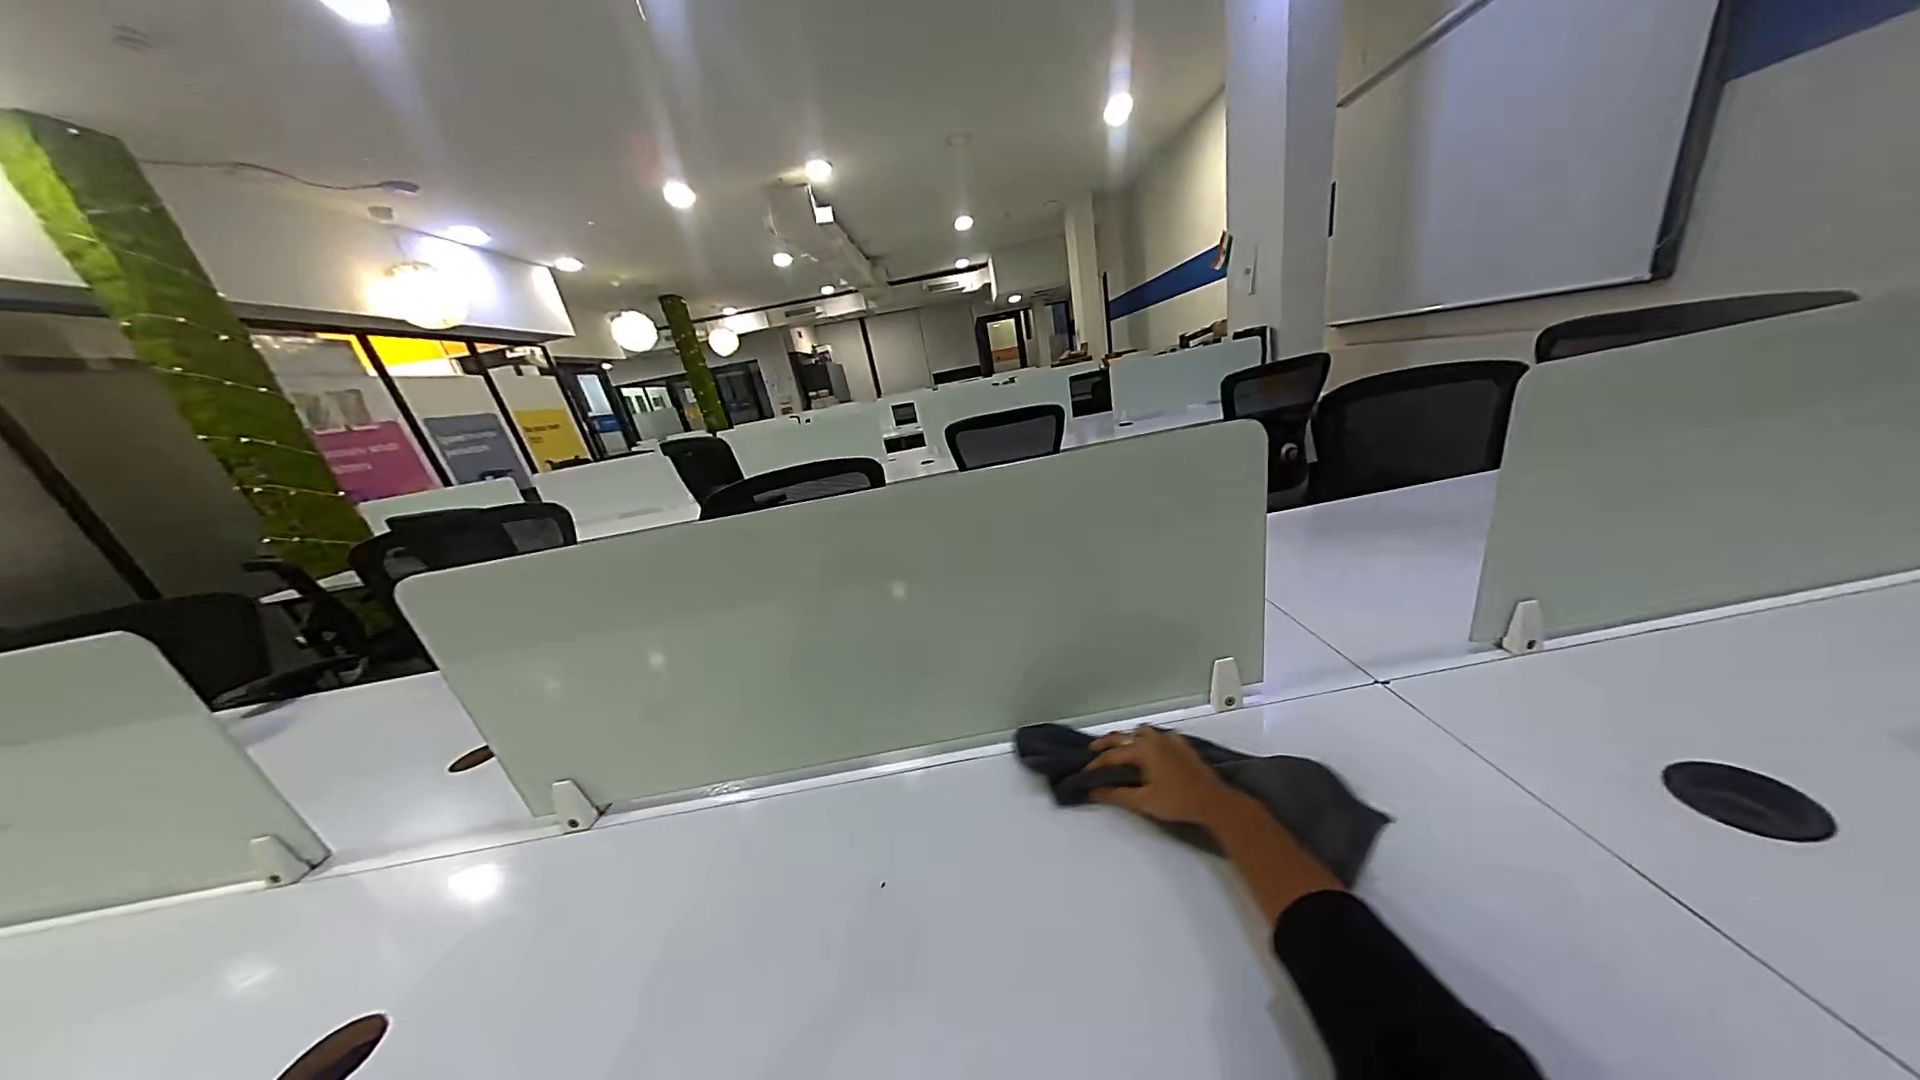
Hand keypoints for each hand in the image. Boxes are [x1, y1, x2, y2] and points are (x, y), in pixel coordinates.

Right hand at [1088, 725, 1345, 921]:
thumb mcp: (1143, 801)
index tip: (1085, 774)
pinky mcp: (1184, 746)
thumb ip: (1116, 794)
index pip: (1112, 755)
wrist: (1215, 802)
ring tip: (1122, 749)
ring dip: (1129, 738)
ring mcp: (1170, 740)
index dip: (1096, 765)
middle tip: (1093, 751)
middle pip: (1123, 736)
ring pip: (1143, 731)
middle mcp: (1154, 739)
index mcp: (1142, 750)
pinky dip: (1150, 740)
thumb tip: (1093, 791)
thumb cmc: (1177, 802)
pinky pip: (1161, 736)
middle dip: (1106, 743)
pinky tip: (1152, 750)